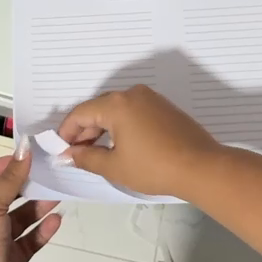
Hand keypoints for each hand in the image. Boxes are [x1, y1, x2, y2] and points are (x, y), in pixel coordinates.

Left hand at [0, 154, 60, 261]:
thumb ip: (10, 179)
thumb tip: (25, 148)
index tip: (23, 159)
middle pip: (4, 196)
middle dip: (24, 186)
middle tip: (47, 173)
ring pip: (20, 218)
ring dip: (37, 207)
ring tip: (58, 195)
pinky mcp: (12, 259)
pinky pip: (29, 240)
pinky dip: (42, 230)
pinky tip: (57, 220)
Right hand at [58, 85, 230, 200]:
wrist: (201, 167)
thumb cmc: (153, 167)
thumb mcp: (115, 166)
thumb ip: (86, 157)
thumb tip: (68, 154)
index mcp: (116, 104)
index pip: (81, 113)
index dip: (67, 132)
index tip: (60, 150)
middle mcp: (132, 94)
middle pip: (98, 108)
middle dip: (84, 131)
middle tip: (77, 154)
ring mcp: (151, 99)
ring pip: (117, 110)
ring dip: (103, 128)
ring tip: (97, 152)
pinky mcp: (164, 108)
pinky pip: (133, 112)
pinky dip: (121, 126)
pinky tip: (120, 145)